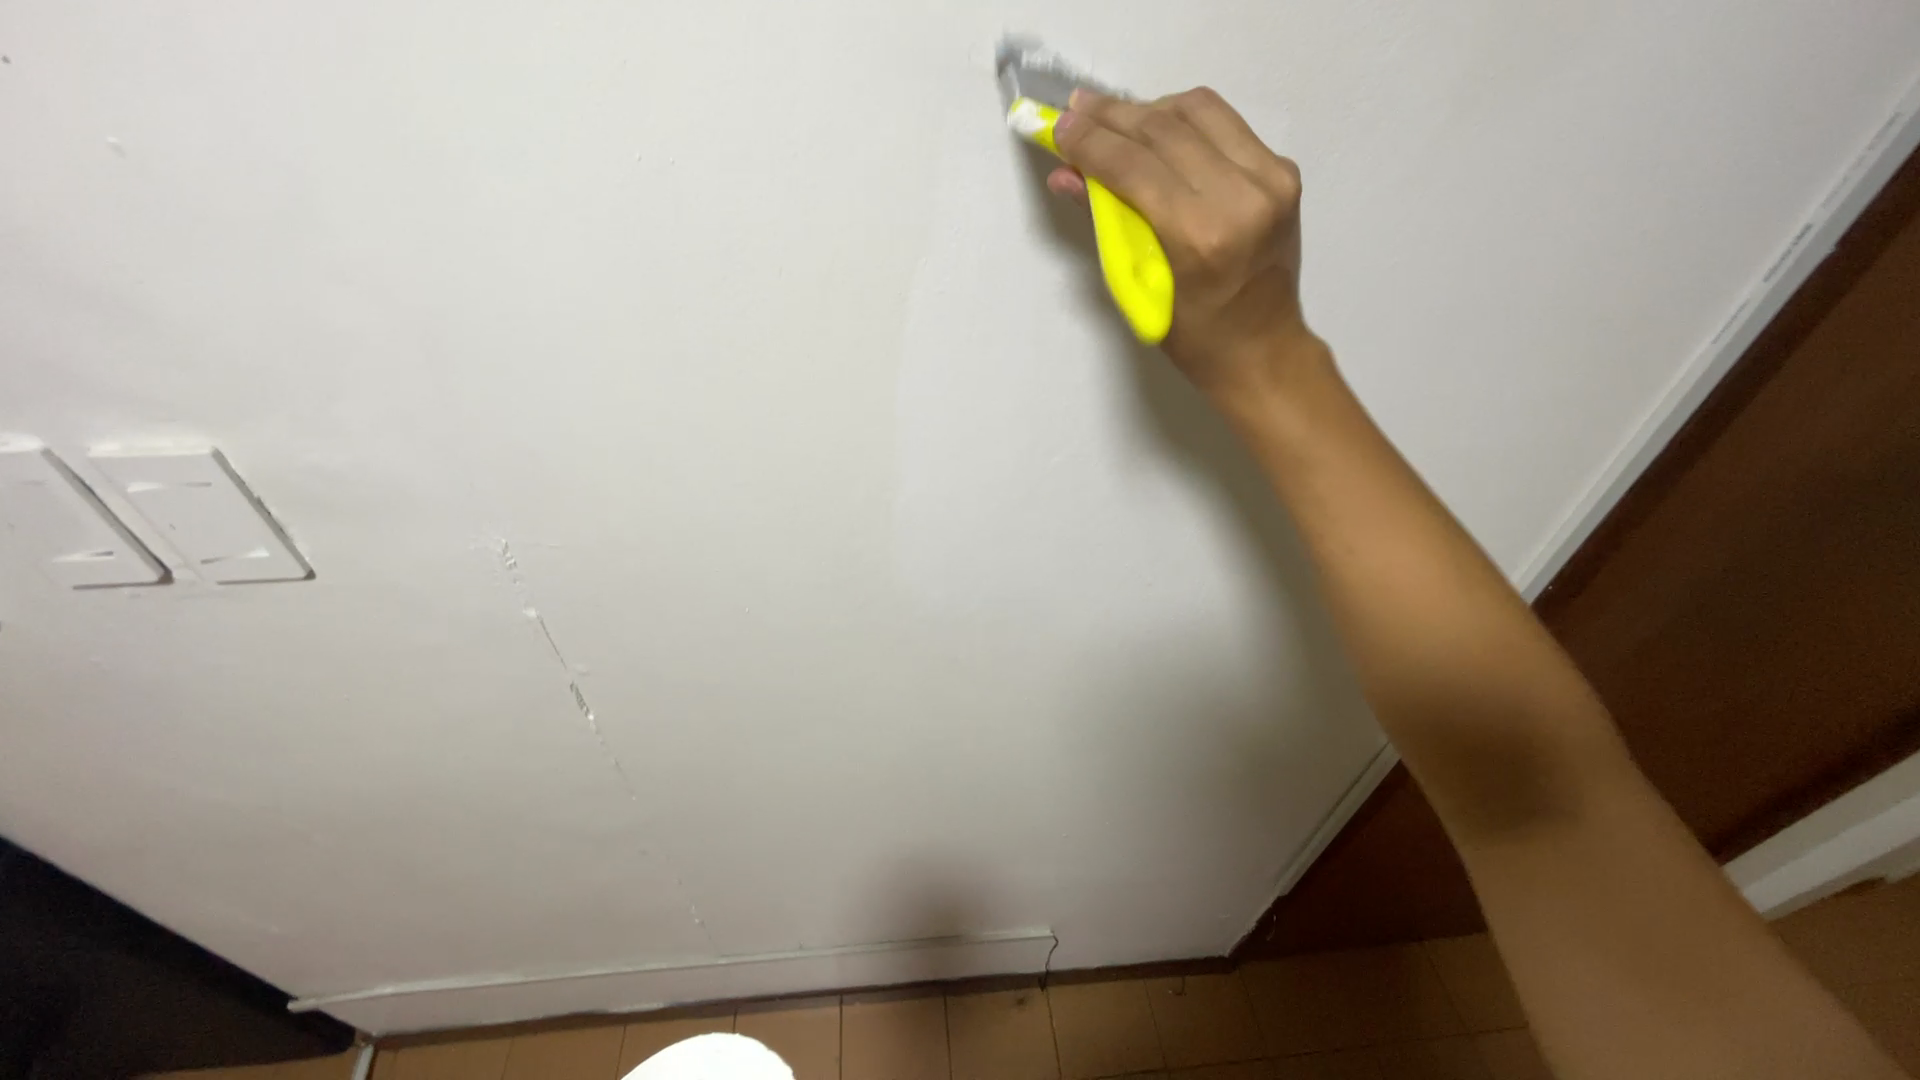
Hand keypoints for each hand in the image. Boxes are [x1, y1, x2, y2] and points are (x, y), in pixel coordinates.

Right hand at [1051, 88, 1317, 411]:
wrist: (1262, 350)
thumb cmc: (1193, 338)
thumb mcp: (1140, 287)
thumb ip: (1107, 222)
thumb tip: (1066, 175)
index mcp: (1202, 237)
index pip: (1136, 167)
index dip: (1092, 142)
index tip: (1059, 126)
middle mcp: (1243, 197)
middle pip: (1165, 129)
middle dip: (1113, 116)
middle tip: (1077, 109)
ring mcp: (1270, 180)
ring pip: (1199, 112)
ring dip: (1149, 109)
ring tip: (1113, 118)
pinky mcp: (1283, 172)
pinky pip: (1225, 126)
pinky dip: (1184, 123)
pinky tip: (1157, 134)